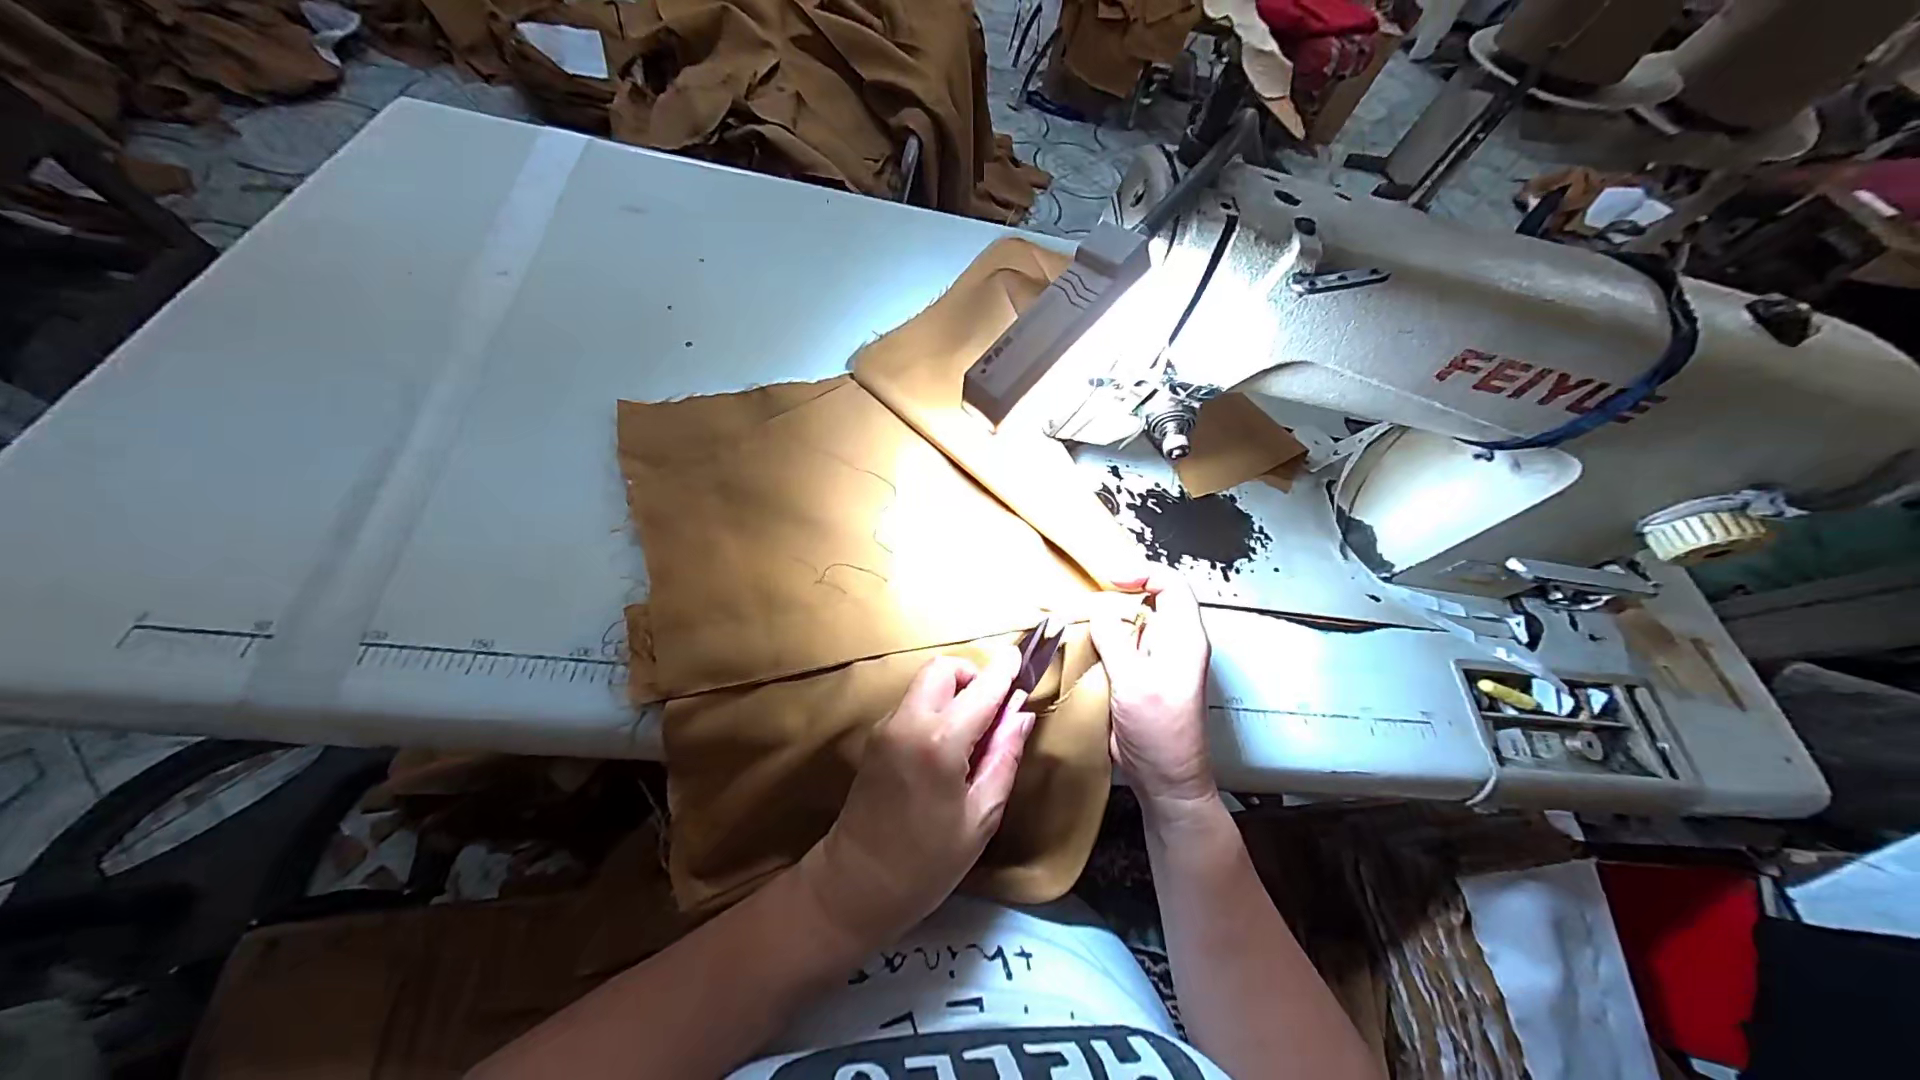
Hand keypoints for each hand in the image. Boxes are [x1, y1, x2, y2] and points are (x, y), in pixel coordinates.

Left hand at [800, 647, 1035, 949]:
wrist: (856, 885)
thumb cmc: (928, 862)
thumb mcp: (981, 816)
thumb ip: (1003, 756)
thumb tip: (1021, 714)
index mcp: (939, 742)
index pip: (981, 689)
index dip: (1005, 671)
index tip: (1021, 657)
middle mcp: (907, 722)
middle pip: (943, 668)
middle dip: (973, 676)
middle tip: (994, 710)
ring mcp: (886, 727)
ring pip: (925, 684)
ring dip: (954, 692)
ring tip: (975, 735)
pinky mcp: (875, 737)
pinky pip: (913, 705)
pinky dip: (936, 709)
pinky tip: (949, 748)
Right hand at [1089, 568, 1215, 810]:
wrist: (1164, 778)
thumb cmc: (1162, 734)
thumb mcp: (1134, 682)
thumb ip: (1115, 641)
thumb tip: (1099, 610)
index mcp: (1184, 638)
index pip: (1171, 585)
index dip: (1142, 573)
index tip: (1110, 579)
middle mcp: (1172, 643)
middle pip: (1148, 600)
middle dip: (1116, 595)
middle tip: (1087, 599)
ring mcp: (1155, 660)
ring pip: (1131, 623)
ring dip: (1106, 619)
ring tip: (1079, 620)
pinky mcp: (1138, 676)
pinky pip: (1120, 646)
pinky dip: (1100, 640)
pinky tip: (1082, 645)